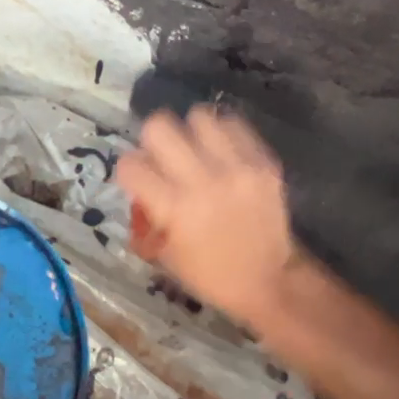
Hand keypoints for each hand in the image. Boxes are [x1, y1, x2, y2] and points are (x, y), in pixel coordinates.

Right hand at [116, 108, 297, 323]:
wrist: (270, 281)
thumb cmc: (210, 275)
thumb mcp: (165, 253)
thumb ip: (147, 215)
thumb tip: (138, 188)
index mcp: (174, 208)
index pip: (130, 164)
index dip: (129, 170)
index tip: (138, 179)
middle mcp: (203, 180)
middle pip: (159, 126)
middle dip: (153, 140)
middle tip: (163, 156)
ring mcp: (237, 168)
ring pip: (199, 117)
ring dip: (191, 132)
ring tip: (197, 150)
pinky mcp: (264, 163)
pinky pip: (235, 126)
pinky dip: (223, 136)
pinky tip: (223, 154)